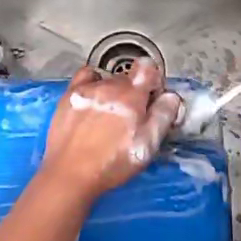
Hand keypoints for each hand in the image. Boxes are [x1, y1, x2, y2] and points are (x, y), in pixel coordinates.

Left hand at [40, 65, 182, 196]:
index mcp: (132, 95)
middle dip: (134, 92)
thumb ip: (163, 116)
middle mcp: (109, 85)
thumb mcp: (148, 145)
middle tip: (131, 118)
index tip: (152, 100)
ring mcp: (87, 88)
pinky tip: (92, 100)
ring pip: (107, 80)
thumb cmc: (113, 163)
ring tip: (109, 117)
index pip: (148, 68)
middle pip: (127, 78)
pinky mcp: (69, 95)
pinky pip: (86, 77)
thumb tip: (171, 97)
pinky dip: (93, 83)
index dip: (154, 81)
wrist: (70, 172)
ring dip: (113, 92)